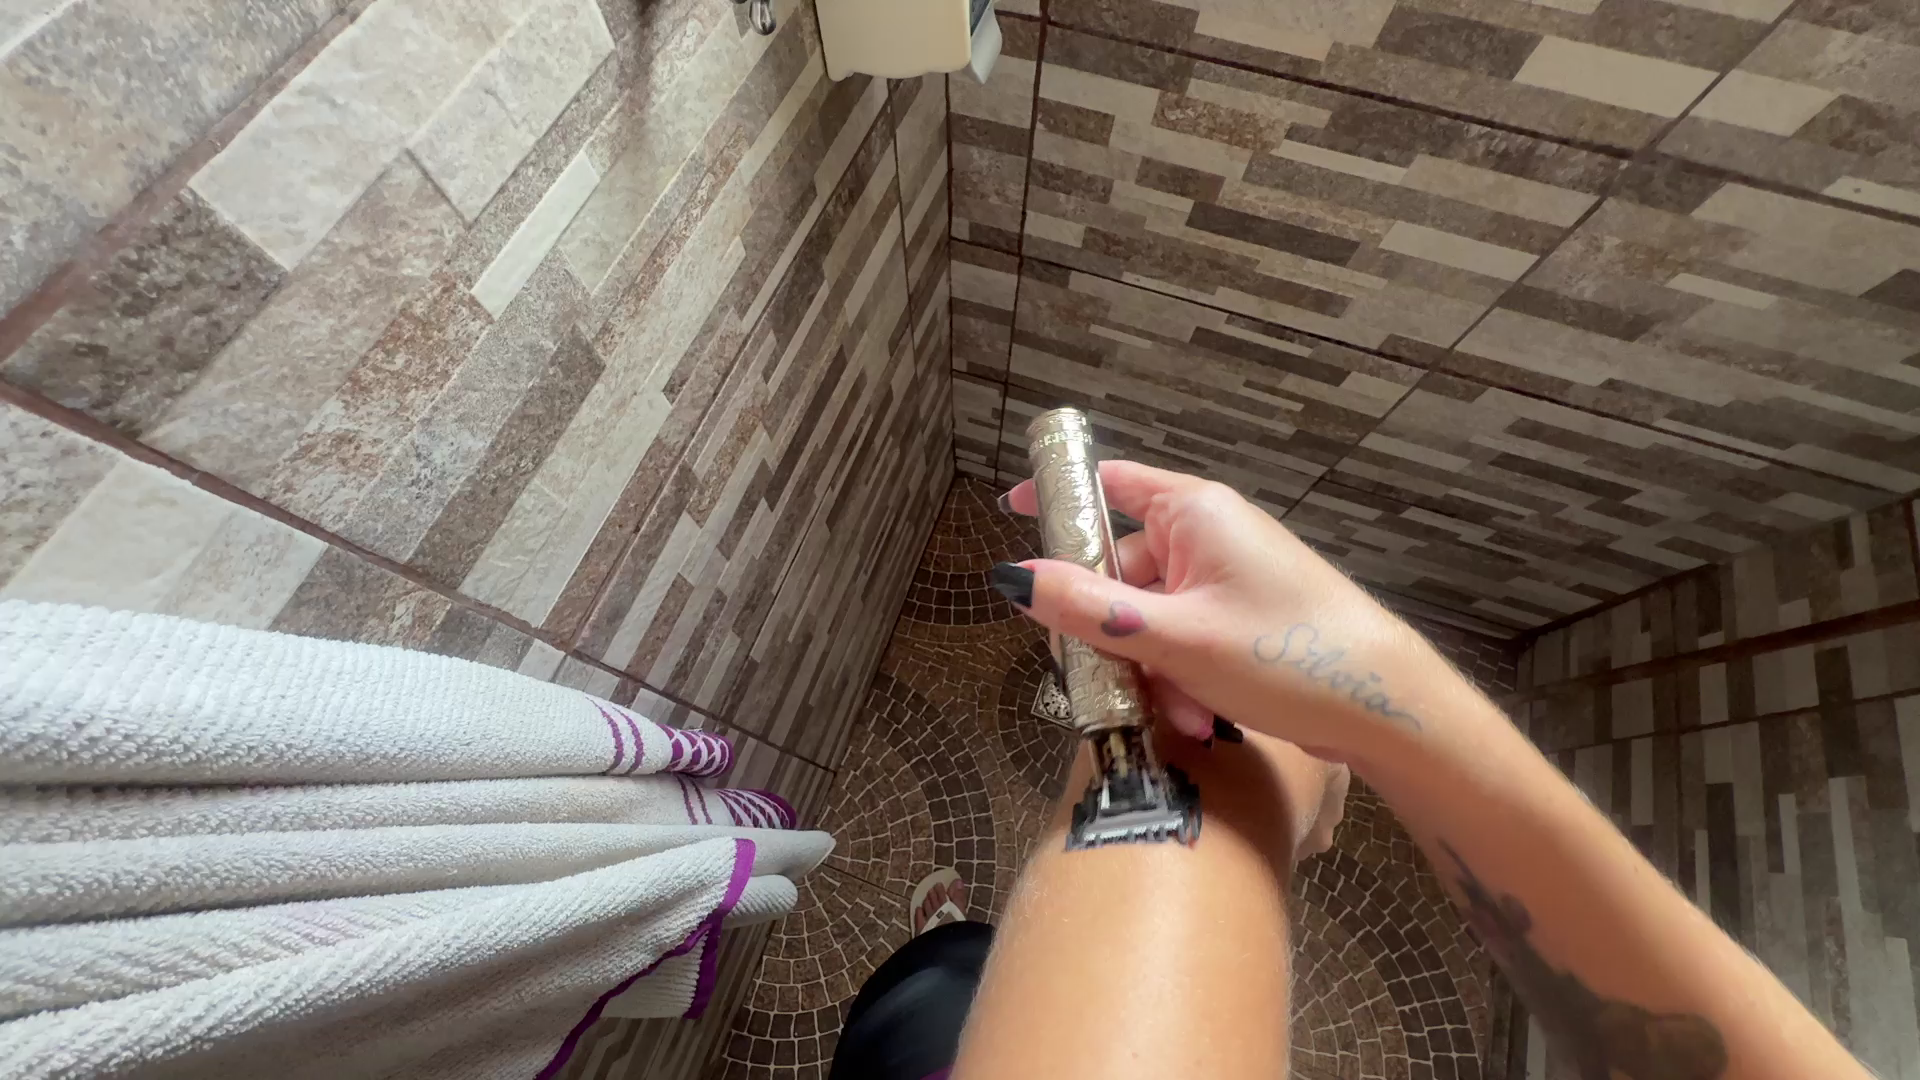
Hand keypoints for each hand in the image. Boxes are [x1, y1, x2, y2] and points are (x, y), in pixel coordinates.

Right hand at [997, 461, 1466, 769]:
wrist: (1391, 710)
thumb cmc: (1285, 654)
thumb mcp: (1174, 636)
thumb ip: (1087, 607)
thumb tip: (1010, 577)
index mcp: (1192, 512)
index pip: (1109, 482)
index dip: (1058, 495)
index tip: (1012, 512)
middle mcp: (1205, 535)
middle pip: (1119, 568)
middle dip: (1108, 628)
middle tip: (1096, 675)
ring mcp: (1223, 578)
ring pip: (1147, 613)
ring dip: (1144, 664)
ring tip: (1171, 711)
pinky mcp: (1237, 616)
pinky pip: (1179, 635)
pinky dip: (1175, 672)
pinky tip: (1193, 715)